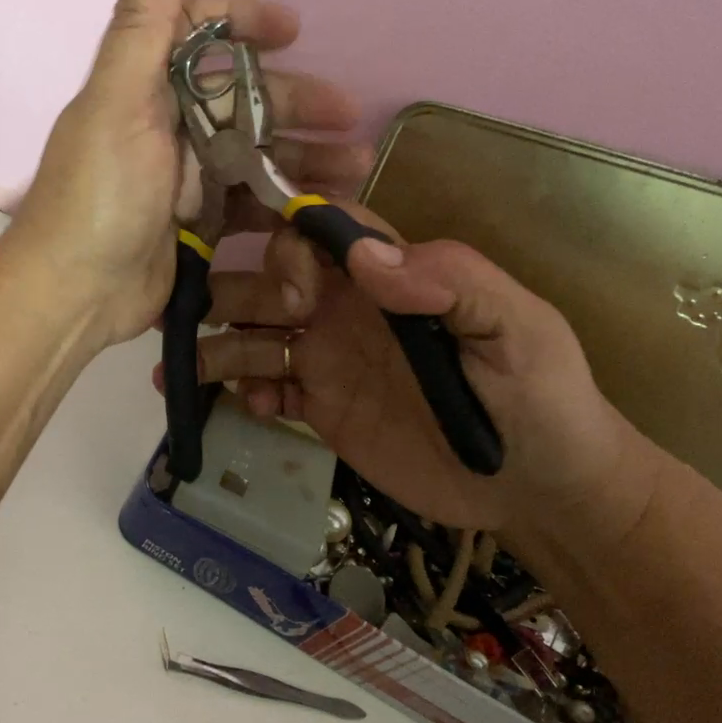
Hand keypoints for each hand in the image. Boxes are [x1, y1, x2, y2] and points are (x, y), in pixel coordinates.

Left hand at [6, 0, 361, 346]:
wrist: (75, 294)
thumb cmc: (98, 196)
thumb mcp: (119, 103)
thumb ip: (140, 23)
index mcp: (143, 87)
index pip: (197, 34)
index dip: (243, 23)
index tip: (291, 31)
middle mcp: (164, 124)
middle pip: (241, 96)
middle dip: (295, 100)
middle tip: (348, 116)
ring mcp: (182, 177)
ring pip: (255, 150)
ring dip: (304, 153)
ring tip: (356, 166)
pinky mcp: (197, 223)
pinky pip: (252, 202)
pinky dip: (287, 201)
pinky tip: (327, 208)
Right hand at [181, 213, 665, 544]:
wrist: (540, 489)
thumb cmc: (541, 398)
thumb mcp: (517, 329)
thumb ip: (451, 281)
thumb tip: (364, 256)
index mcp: (386, 278)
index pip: (317, 233)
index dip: (288, 249)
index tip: (294, 300)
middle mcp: (343, 309)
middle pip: (264, 281)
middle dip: (225, 289)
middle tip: (198, 323)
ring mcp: (326, 359)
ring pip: (251, 335)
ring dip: (214, 344)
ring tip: (181, 368)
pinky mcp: (319, 409)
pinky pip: (264, 388)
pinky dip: (241, 391)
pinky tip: (242, 404)